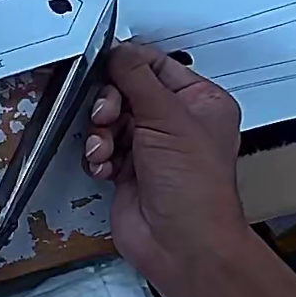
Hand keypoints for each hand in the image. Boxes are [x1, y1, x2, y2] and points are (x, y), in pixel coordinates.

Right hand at [81, 44, 253, 296]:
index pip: (155, 65)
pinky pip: (99, 146)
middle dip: (109, 104)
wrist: (181, 245)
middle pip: (124, 91)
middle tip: (108, 115)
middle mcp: (173, 121)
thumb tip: (118, 51)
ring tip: (107, 147)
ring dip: (100, 132)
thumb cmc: (194, 189)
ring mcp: (148, 146)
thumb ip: (137, 79)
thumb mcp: (166, 119)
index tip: (104, 65)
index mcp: (198, 102)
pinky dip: (97, 154)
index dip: (127, 64)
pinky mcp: (125, 168)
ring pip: (107, 119)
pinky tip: (105, 166)